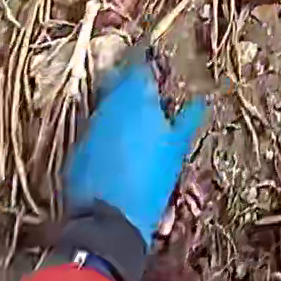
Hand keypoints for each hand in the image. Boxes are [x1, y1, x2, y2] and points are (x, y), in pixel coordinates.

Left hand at [64, 57, 206, 241]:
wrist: (110, 223)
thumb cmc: (152, 177)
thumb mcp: (178, 145)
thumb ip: (189, 116)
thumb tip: (203, 98)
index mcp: (136, 99)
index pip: (138, 65)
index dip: (145, 59)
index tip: (153, 57)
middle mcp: (110, 107)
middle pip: (117, 81)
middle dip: (131, 80)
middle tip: (146, 86)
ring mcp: (90, 129)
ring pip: (106, 105)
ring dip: (120, 105)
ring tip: (136, 116)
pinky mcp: (77, 152)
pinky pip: (95, 130)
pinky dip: (107, 129)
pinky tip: (118, 144)